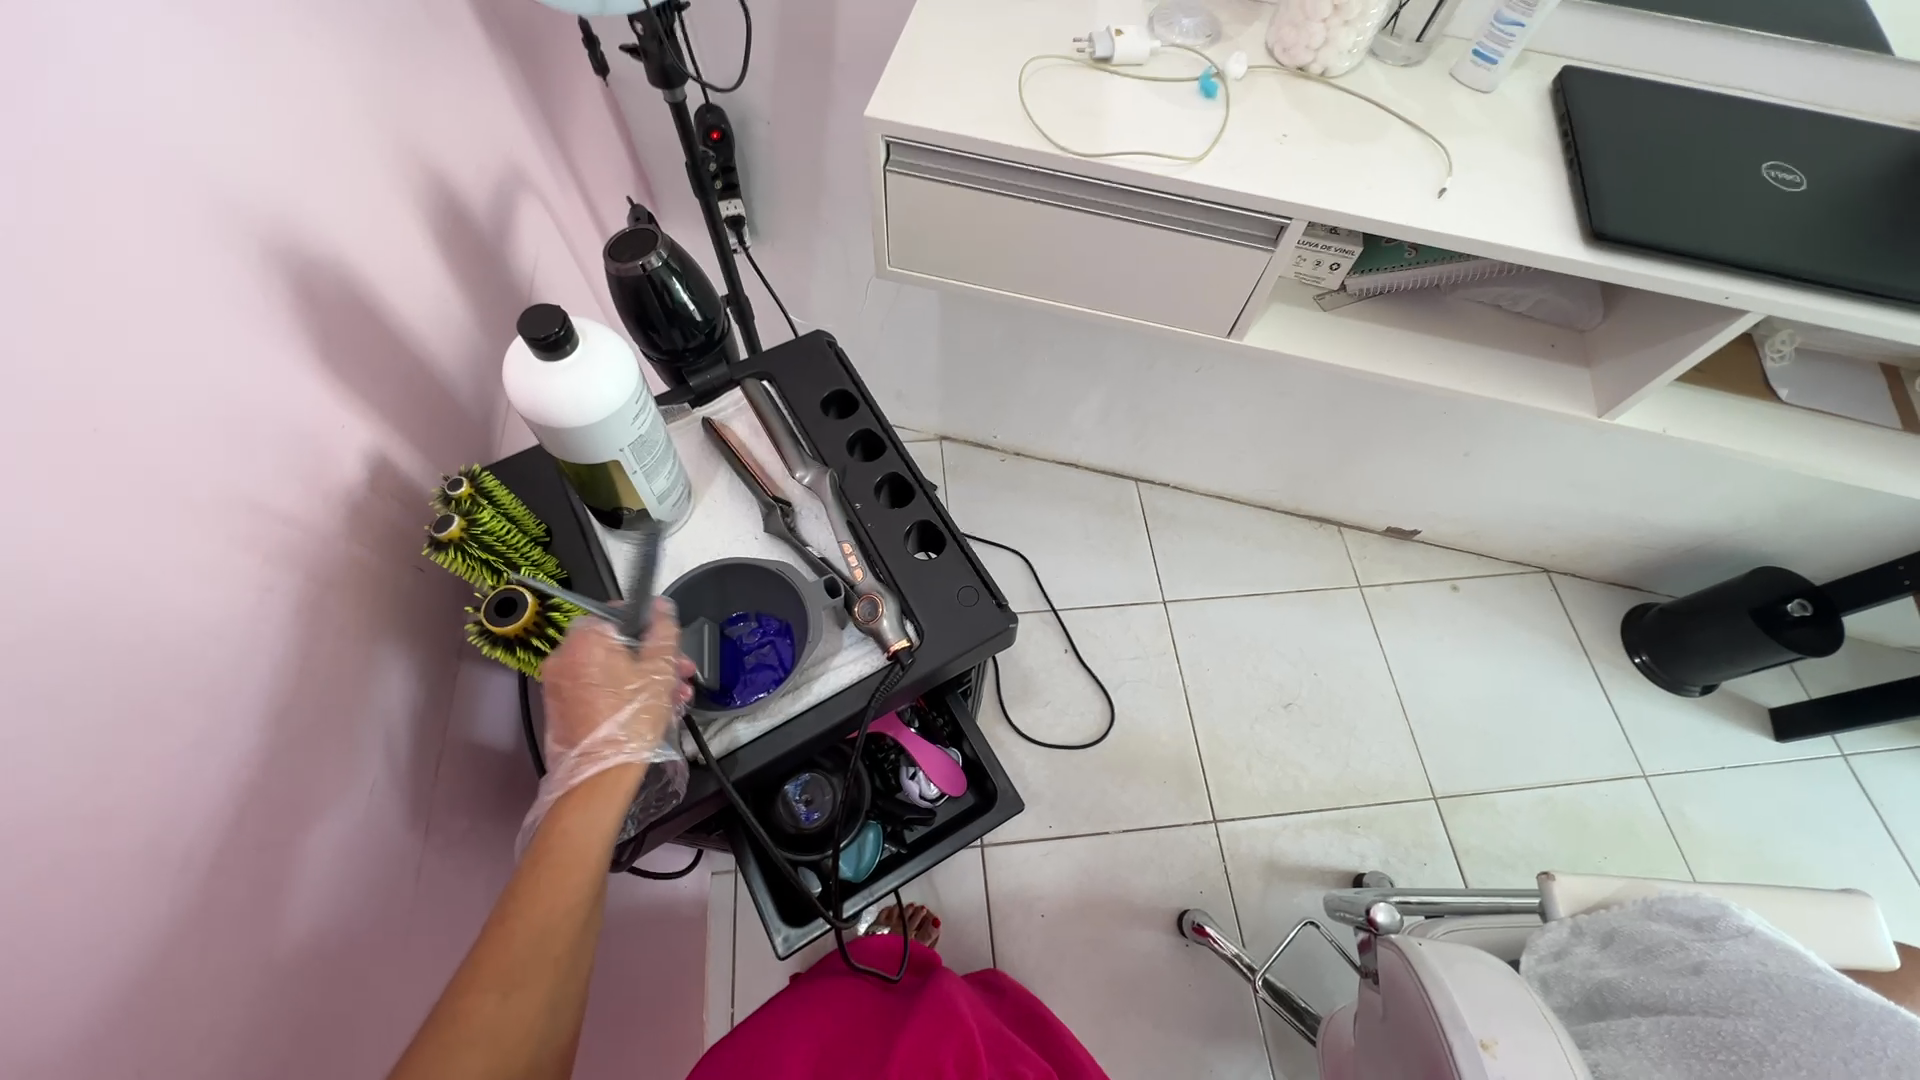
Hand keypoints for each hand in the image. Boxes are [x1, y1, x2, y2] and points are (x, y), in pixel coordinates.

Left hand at [518, 597, 695, 851]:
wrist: (599, 776)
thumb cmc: (630, 720)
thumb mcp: (660, 669)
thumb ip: (663, 631)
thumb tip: (662, 606)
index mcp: (585, 639)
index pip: (615, 612)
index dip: (647, 622)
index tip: (667, 640)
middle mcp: (564, 657)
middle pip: (614, 643)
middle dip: (651, 655)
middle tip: (679, 670)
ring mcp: (558, 684)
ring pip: (608, 667)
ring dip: (641, 675)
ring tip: (672, 695)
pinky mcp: (561, 708)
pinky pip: (596, 688)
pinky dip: (620, 691)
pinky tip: (649, 708)